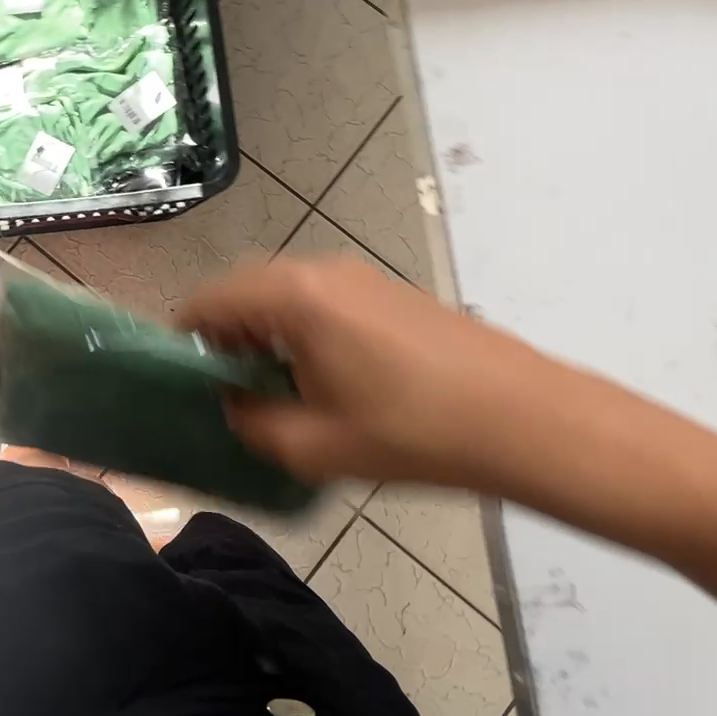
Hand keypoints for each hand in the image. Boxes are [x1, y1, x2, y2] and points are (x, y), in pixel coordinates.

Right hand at [178, 257, 584, 490]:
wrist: (531, 420)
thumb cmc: (414, 431)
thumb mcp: (315, 445)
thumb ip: (252, 423)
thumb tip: (233, 404)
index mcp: (293, 296)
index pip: (210, 298)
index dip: (187, 335)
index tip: (185, 376)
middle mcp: (320, 270)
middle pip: (243, 287)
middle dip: (225, 331)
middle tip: (229, 383)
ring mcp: (360, 274)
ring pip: (282, 290)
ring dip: (263, 327)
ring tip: (275, 381)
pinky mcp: (389, 288)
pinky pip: (319, 295)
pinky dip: (299, 324)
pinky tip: (324, 371)